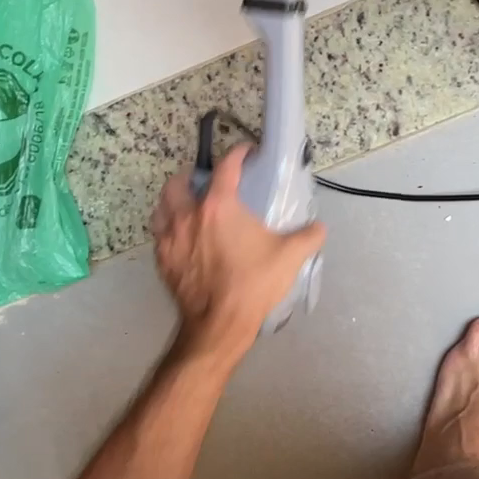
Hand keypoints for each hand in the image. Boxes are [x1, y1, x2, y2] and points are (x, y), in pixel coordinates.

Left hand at [150, 144, 326, 361]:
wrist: (218, 325)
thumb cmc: (253, 284)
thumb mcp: (290, 257)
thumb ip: (308, 236)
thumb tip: (319, 228)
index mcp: (219, 206)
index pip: (226, 167)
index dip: (237, 154)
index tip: (246, 153)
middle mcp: (189, 215)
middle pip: (179, 182)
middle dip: (192, 176)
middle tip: (208, 182)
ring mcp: (170, 238)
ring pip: (162, 206)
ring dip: (174, 200)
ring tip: (190, 206)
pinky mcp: (162, 260)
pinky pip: (159, 234)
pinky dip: (169, 228)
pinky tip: (183, 238)